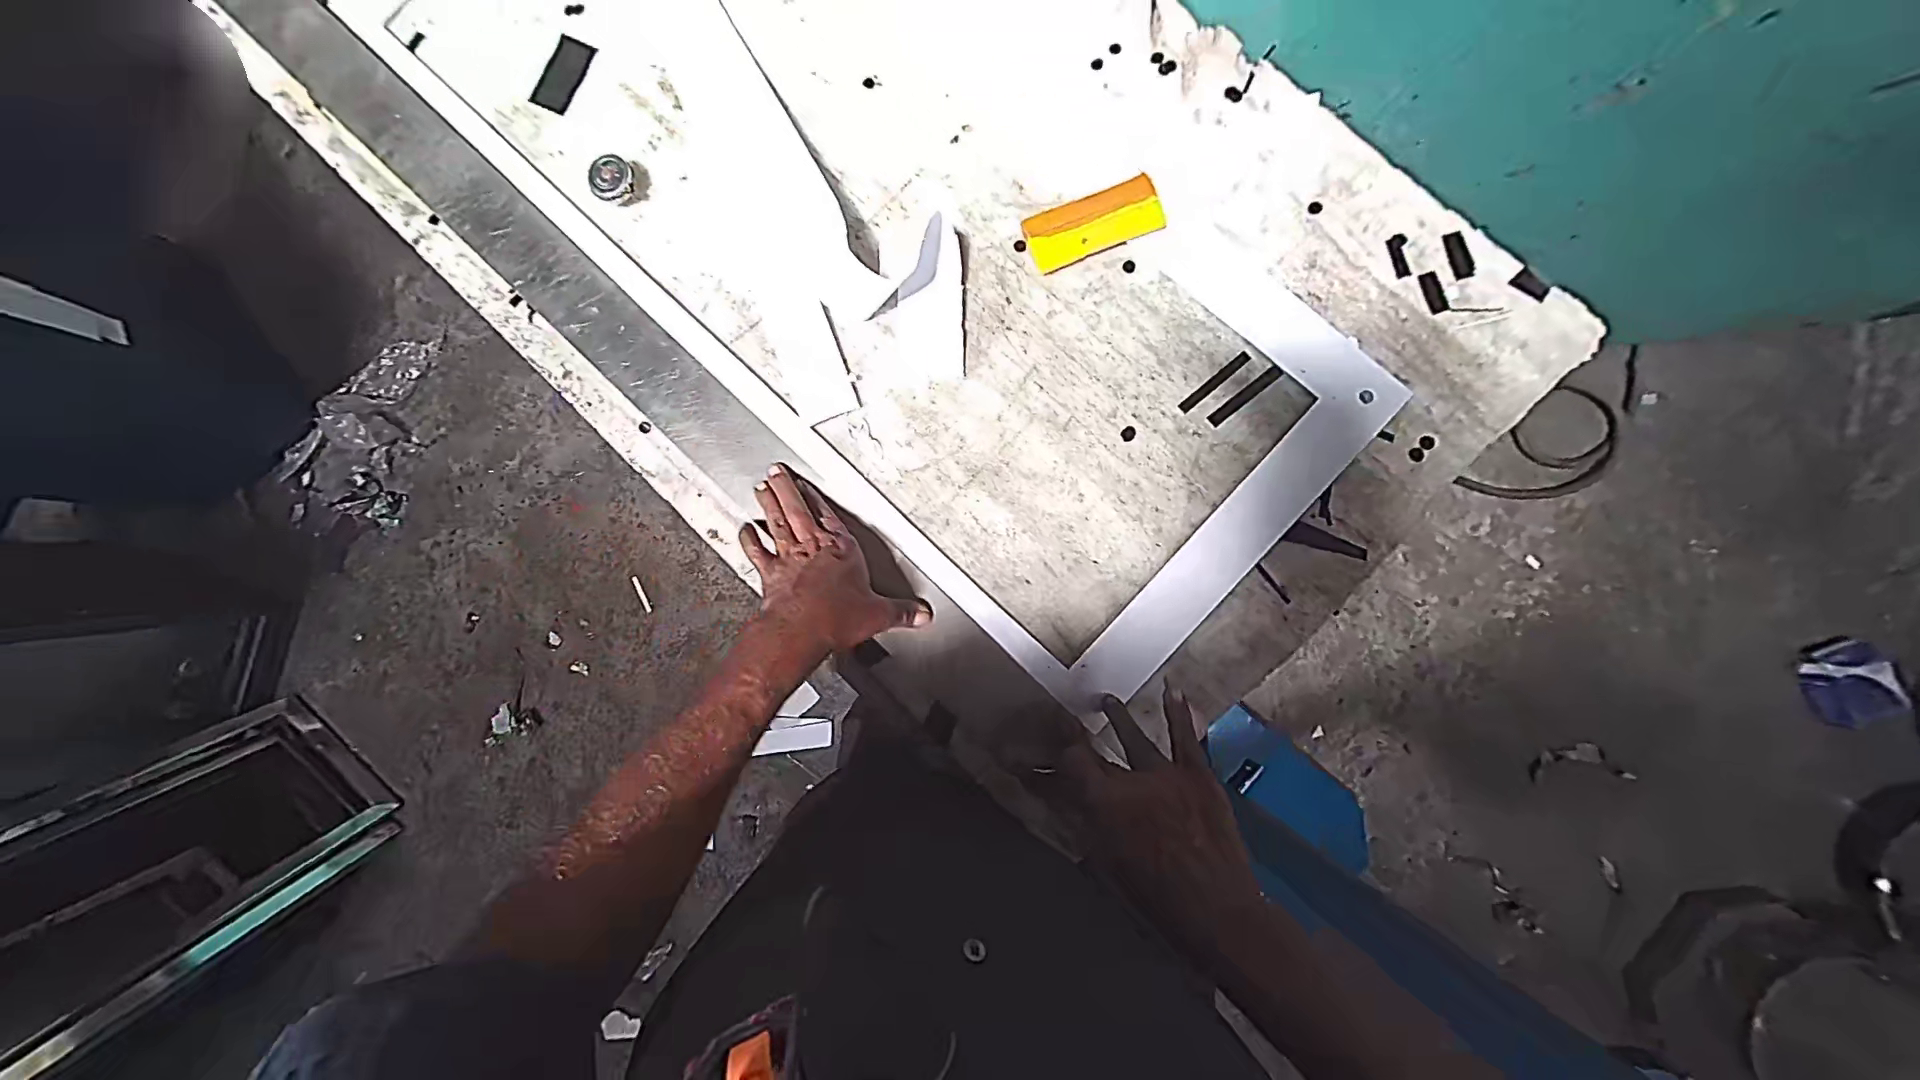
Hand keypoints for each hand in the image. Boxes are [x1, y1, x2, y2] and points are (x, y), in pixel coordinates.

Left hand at [740, 463, 932, 653]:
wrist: (800, 631)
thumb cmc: (835, 617)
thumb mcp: (878, 614)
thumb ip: (900, 612)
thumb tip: (920, 615)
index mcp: (842, 551)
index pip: (831, 518)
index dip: (820, 501)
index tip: (812, 488)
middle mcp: (814, 549)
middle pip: (798, 511)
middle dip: (788, 489)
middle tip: (778, 472)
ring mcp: (790, 560)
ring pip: (778, 523)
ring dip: (769, 504)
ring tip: (763, 487)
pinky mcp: (771, 575)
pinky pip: (757, 552)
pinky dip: (750, 539)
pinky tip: (745, 529)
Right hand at [1037, 685, 1266, 975]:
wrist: (1219, 912)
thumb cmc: (1158, 900)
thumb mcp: (1108, 866)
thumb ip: (1087, 828)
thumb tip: (1070, 805)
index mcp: (1104, 806)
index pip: (1069, 765)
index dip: (1050, 757)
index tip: (1040, 749)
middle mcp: (1130, 782)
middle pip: (1094, 752)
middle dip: (1074, 736)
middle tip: (1062, 719)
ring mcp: (1166, 775)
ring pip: (1135, 737)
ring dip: (1119, 718)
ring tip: (1107, 701)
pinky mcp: (1197, 776)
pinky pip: (1185, 739)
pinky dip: (1178, 713)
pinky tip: (1172, 691)